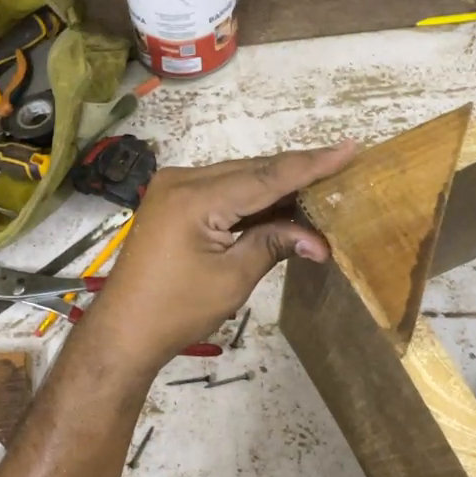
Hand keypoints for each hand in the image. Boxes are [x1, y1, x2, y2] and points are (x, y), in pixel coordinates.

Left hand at [79, 142, 357, 371]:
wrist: (125, 328)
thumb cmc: (177, 310)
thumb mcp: (232, 279)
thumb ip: (274, 245)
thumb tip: (320, 240)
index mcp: (195, 197)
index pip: (266, 176)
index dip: (311, 164)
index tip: (350, 147)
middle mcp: (181, 180)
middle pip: (251, 171)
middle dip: (297, 172)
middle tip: (343, 168)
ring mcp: (173, 187)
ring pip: (236, 177)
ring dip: (275, 185)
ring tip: (322, 183)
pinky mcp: (171, 200)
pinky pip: (220, 188)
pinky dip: (250, 196)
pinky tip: (280, 201)